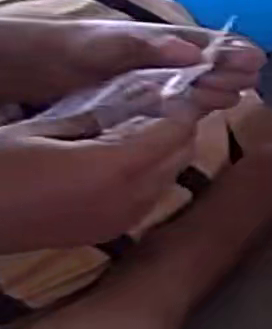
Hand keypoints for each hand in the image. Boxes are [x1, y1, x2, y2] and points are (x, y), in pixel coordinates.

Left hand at [0, 18, 265, 108]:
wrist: (19, 69)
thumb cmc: (60, 49)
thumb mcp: (96, 43)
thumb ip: (143, 46)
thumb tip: (197, 54)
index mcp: (182, 41)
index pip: (234, 47)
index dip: (245, 57)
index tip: (244, 69)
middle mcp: (189, 63)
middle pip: (234, 72)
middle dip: (234, 80)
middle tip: (215, 88)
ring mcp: (177, 85)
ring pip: (221, 92)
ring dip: (219, 96)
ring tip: (204, 101)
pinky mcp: (164, 107)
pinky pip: (195, 110)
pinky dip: (199, 112)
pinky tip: (188, 115)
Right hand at [0, 115, 198, 252]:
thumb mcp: (32, 133)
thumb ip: (91, 120)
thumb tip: (132, 104)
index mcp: (118, 167)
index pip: (176, 132)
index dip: (181, 112)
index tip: (177, 96)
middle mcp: (134, 195)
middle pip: (181, 155)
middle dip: (176, 132)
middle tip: (157, 112)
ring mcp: (125, 217)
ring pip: (169, 176)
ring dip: (163, 155)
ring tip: (135, 134)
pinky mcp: (110, 231)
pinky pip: (148, 197)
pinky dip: (146, 177)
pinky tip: (119, 163)